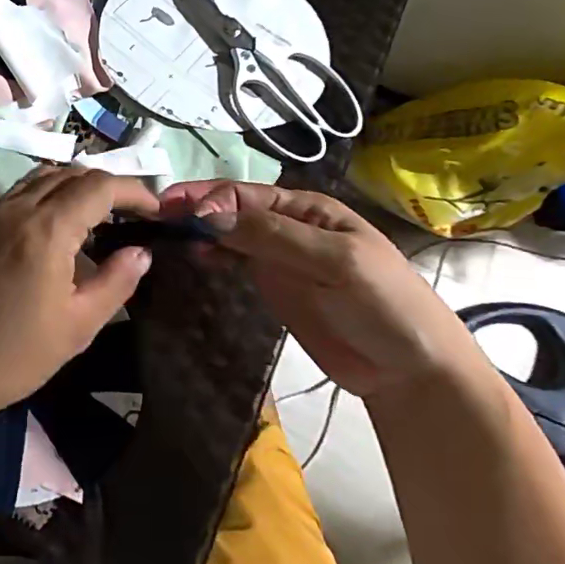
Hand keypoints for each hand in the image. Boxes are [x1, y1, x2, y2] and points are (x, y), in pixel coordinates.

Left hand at [0, 168, 159, 421]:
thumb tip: (141, 251)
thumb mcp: (80, 323)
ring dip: (76, 186)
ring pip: (43, 178)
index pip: (98, 186)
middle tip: (135, 216)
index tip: (158, 212)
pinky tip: (64, 228)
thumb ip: (117, 280)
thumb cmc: (18, 352)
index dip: (134, 192)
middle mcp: (16, 210)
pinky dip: (49, 196)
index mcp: (45, 230)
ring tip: (103, 219)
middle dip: (108, 187)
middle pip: (70, 174)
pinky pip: (21, 194)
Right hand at [160, 180, 476, 398]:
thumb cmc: (384, 305)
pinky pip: (230, 258)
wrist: (409, 370)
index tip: (176, 213)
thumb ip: (270, 235)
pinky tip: (192, 256)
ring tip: (165, 235)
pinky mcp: (268, 283)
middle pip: (228, 208)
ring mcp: (275, 255)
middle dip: (193, 208)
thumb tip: (205, 216)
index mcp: (307, 208)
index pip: (244, 193)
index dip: (207, 198)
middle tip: (155, 217)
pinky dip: (208, 253)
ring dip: (196, 229)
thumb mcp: (335, 262)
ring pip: (224, 232)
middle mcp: (286, 224)